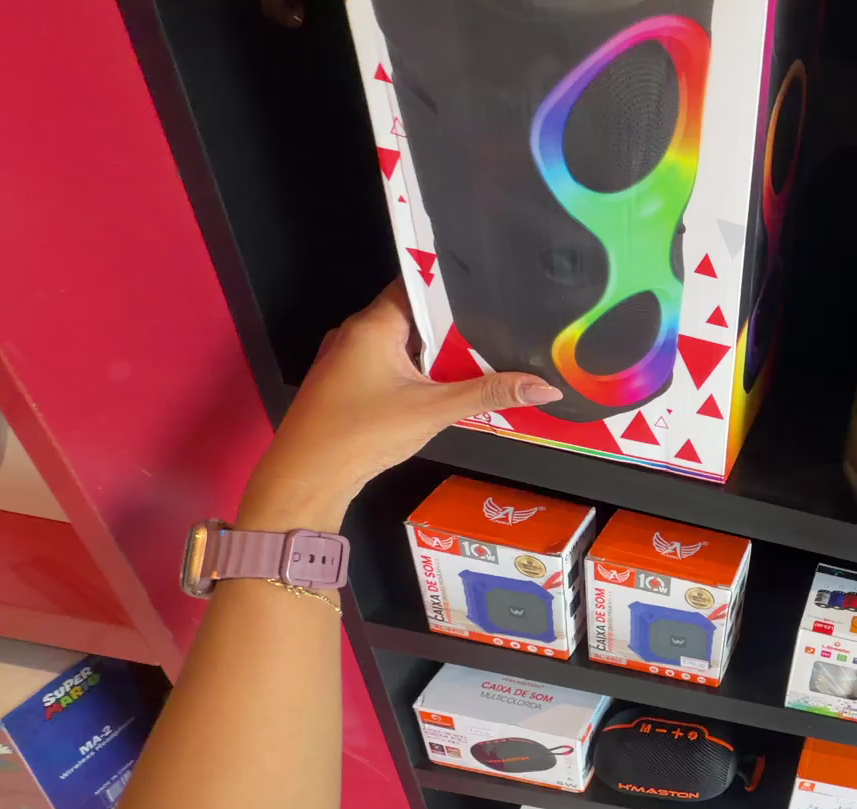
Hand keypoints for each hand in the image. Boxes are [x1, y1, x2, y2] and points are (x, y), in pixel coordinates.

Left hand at [238, 284, 561, 530]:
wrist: (309, 475)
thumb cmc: (364, 432)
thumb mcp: (435, 410)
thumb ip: (491, 394)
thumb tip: (547, 388)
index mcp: (372, 327)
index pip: (416, 287)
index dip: (453, 286)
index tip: (492, 288)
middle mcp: (358, 334)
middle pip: (417, 317)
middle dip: (459, 323)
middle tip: (504, 325)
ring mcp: (353, 359)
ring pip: (409, 343)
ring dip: (445, 350)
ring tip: (491, 352)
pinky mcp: (355, 382)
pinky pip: (399, 363)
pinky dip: (428, 368)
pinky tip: (455, 382)